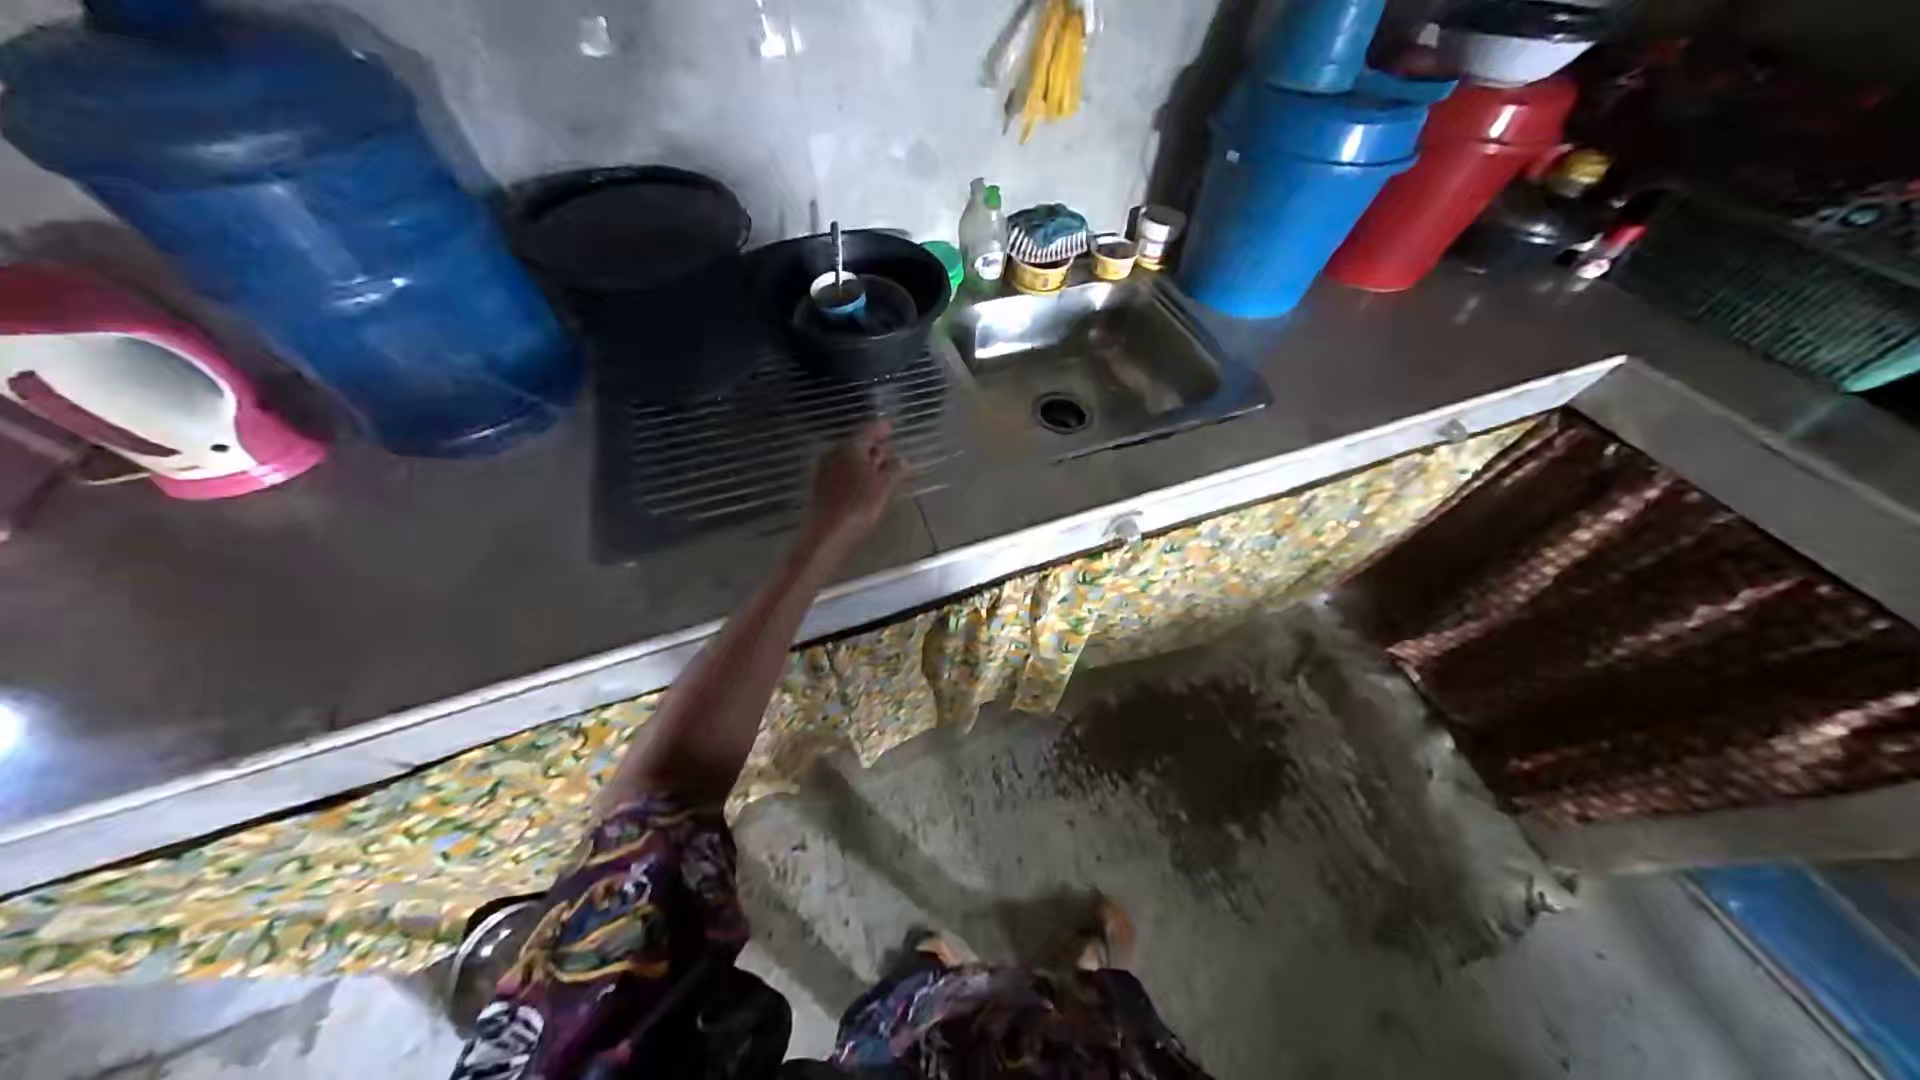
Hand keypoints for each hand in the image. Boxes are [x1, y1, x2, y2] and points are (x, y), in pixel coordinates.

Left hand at [801, 419, 902, 563]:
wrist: (826, 536)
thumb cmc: (859, 507)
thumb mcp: (885, 486)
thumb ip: (895, 469)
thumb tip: (902, 459)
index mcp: (850, 448)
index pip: (868, 430)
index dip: (881, 428)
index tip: (891, 426)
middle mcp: (834, 454)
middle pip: (857, 445)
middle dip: (874, 448)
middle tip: (890, 453)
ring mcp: (824, 472)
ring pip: (848, 460)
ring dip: (864, 463)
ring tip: (880, 473)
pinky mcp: (819, 490)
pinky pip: (841, 475)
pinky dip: (854, 476)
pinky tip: (862, 488)